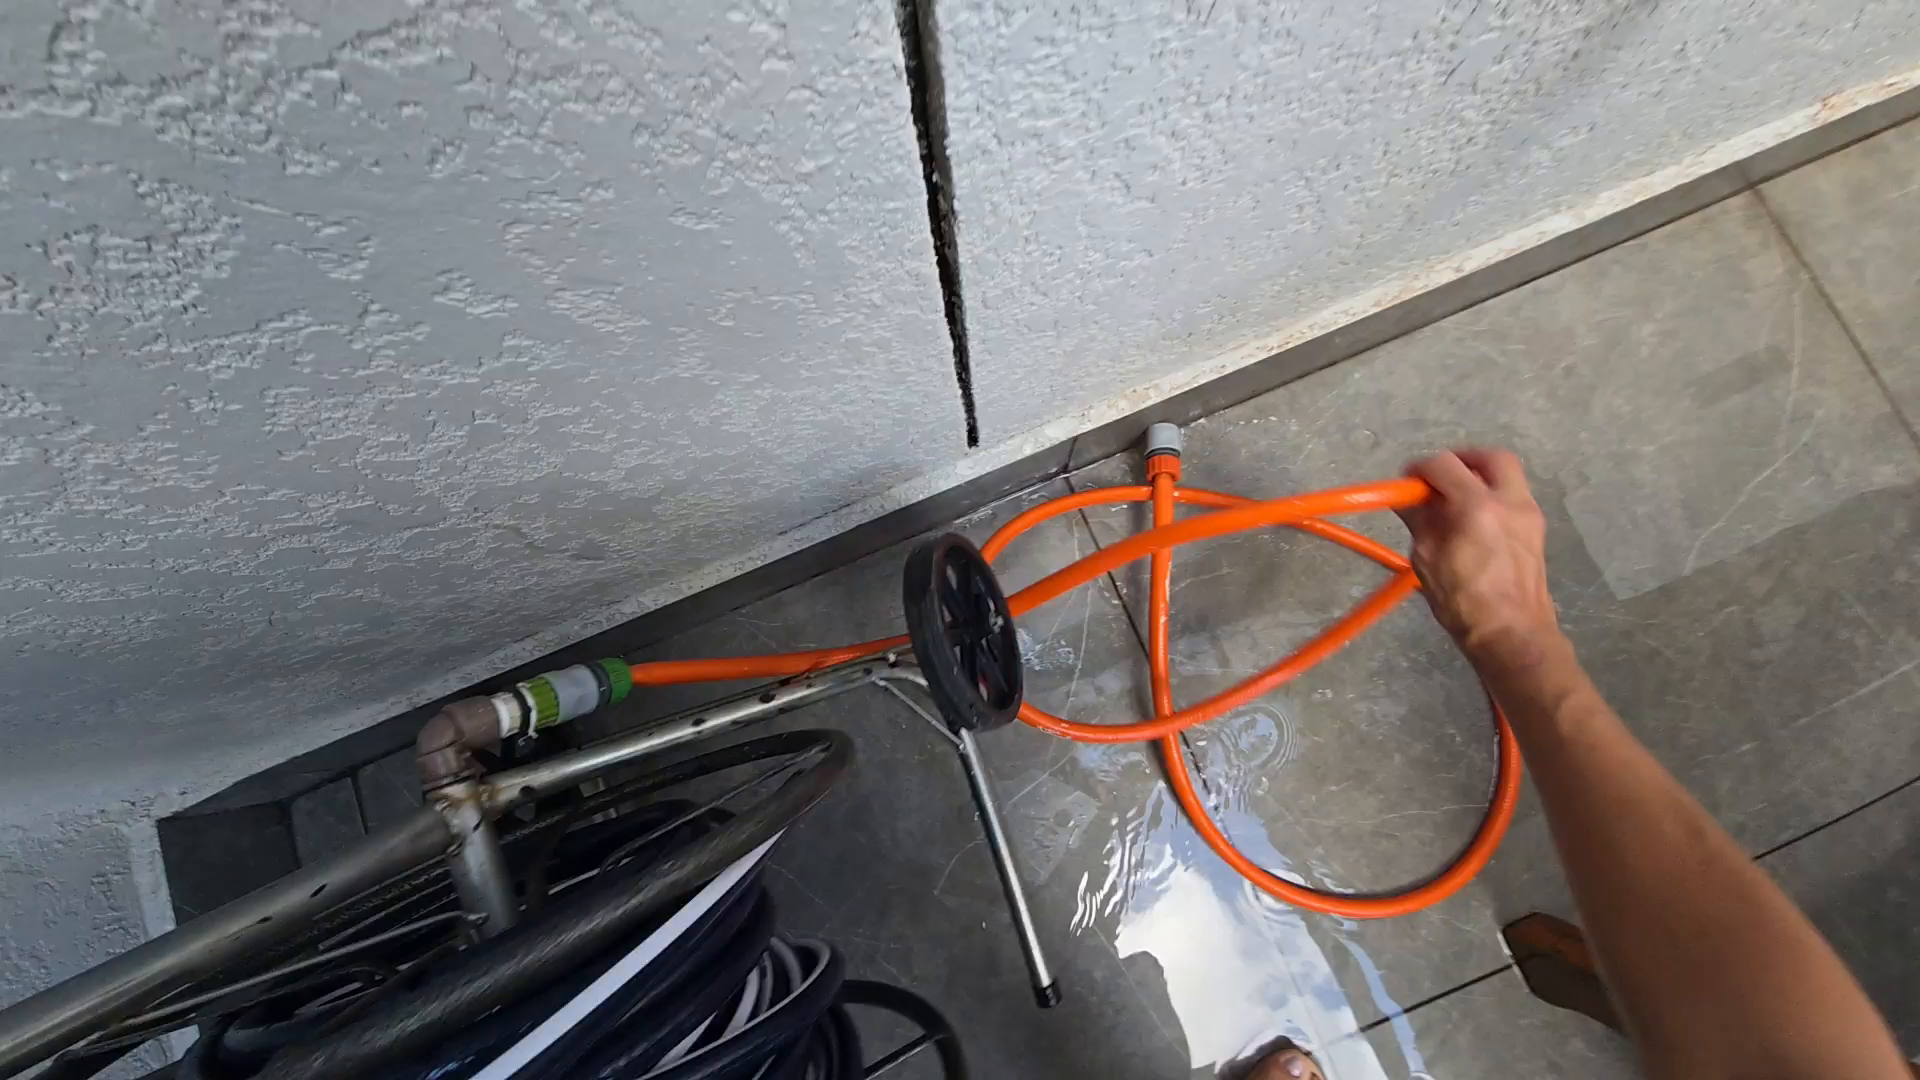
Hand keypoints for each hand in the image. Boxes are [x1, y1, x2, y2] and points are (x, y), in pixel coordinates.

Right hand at [1395, 448, 1560, 666]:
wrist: (1511, 632)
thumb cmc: (1461, 599)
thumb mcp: (1426, 557)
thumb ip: (1419, 520)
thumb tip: (1408, 500)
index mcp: (1477, 506)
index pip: (1444, 465)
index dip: (1419, 468)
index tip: (1404, 483)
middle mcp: (1509, 501)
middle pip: (1490, 458)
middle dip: (1461, 460)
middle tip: (1437, 476)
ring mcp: (1529, 515)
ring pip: (1506, 476)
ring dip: (1477, 477)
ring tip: (1451, 500)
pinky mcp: (1535, 530)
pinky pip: (1512, 496)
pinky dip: (1489, 495)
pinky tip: (1469, 520)